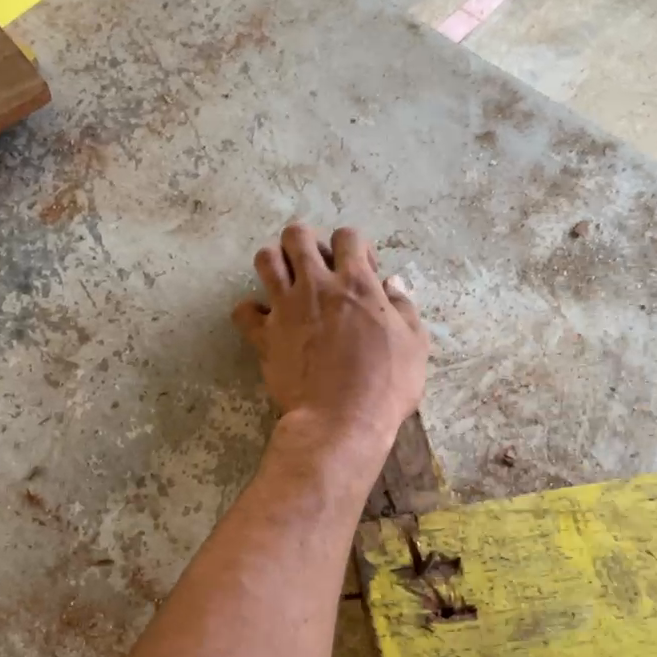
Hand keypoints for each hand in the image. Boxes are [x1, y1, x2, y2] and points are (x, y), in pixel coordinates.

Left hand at [231, 225, 428, 444]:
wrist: (341, 421)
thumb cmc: (385, 385)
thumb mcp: (414, 345)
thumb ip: (403, 308)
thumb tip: (392, 285)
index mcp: (356, 283)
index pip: (348, 236)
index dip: (354, 246)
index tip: (361, 269)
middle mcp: (316, 286)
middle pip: (297, 235)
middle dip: (305, 241)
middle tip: (316, 265)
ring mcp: (285, 308)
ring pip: (265, 259)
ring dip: (274, 262)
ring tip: (286, 280)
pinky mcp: (262, 335)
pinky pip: (242, 310)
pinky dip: (250, 312)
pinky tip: (264, 321)